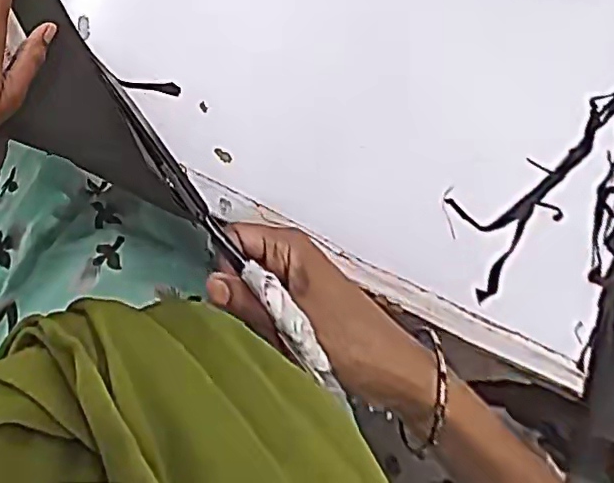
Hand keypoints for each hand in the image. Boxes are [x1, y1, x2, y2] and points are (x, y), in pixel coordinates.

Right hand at [206, 224, 438, 419]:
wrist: (398, 376)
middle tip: (265, 320)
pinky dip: (271, 327)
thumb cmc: (362, 345)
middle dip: (243, 296)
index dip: (225, 266)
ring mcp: (296, 279)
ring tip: (282, 335)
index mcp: (290, 245)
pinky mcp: (300, 302)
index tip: (230, 294)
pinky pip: (268, 307)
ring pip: (253, 290)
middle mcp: (292, 256)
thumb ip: (249, 299)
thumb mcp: (293, 323)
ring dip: (259, 316)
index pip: (233, 236)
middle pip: (240, 264)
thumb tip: (214, 282)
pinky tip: (288, 342)